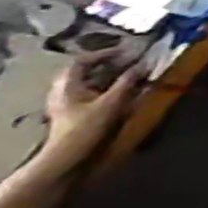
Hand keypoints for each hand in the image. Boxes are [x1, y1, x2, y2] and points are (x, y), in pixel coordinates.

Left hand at [42, 49, 141, 164]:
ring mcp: (65, 102)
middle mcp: (62, 91)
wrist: (66, 156)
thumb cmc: (88, 126)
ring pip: (86, 81)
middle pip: (82, 71)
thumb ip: (128, 81)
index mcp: (67, 86)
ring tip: (129, 73)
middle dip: (106, 63)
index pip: (82, 61)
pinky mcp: (71, 112)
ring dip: (107, 74)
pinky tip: (120, 90)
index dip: (105, 53)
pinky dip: (104, 86)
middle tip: (130, 60)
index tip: (128, 51)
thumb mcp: (113, 102)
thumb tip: (145, 64)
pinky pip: (88, 91)